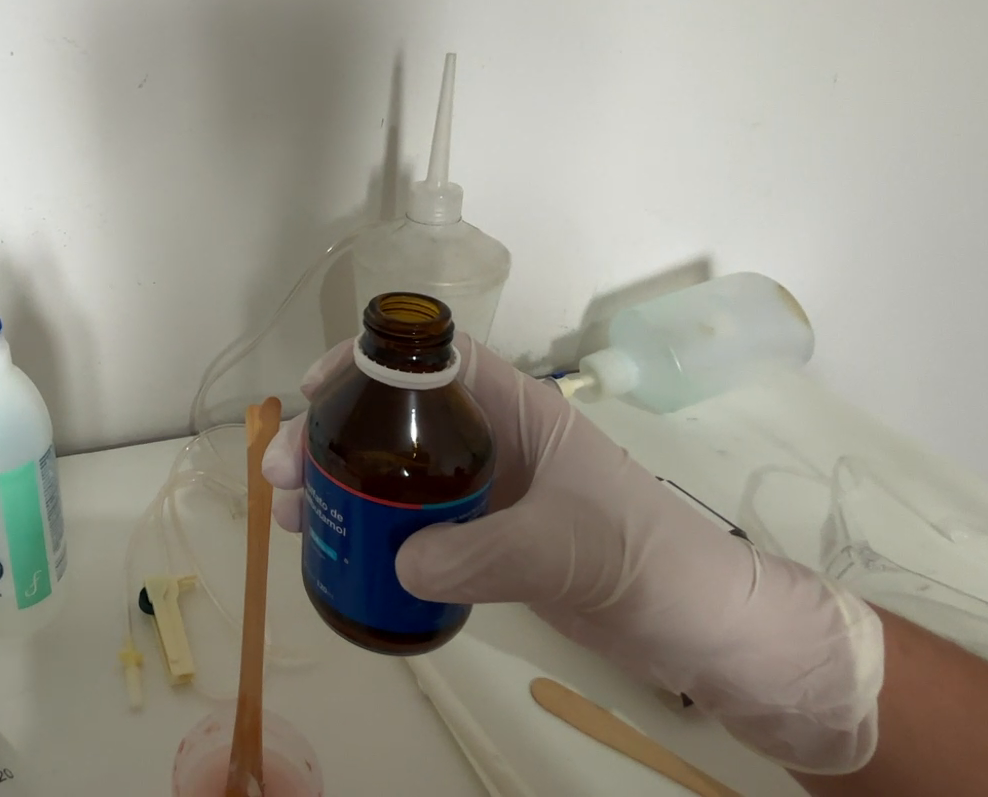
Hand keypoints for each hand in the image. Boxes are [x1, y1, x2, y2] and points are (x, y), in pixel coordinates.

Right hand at [263, 337, 883, 773]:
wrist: (704, 631)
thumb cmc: (648, 562)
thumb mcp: (565, 549)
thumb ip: (481, 554)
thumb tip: (397, 565)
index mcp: (511, 409)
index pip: (429, 356)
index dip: (365, 359)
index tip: (313, 391)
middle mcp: (487, 437)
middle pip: (390, 414)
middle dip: (329, 434)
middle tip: (283, 473)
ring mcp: (479, 486)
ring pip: (389, 467)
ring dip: (336, 483)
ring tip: (293, 515)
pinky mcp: (477, 533)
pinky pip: (406, 517)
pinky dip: (365, 525)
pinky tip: (336, 546)